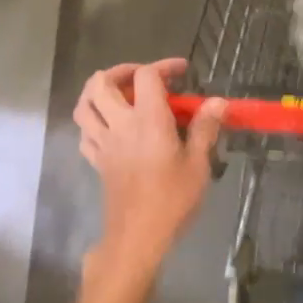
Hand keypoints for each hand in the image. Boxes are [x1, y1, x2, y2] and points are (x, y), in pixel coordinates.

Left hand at [73, 59, 225, 288]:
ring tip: (119, 95)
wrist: (139, 235)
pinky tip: (111, 127)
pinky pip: (84, 132)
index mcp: (148, 120)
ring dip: (98, 92)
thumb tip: (218, 102)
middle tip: (143, 77)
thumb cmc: (173, 199)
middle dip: (121, 71)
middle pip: (101, 83)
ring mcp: (103, 143)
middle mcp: (119, 125)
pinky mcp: (97, 161)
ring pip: (84, 105)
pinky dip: (93, 121)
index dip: (163, 66)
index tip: (181, 71)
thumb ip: (204, 129)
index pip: (146, 77)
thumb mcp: (198, 164)